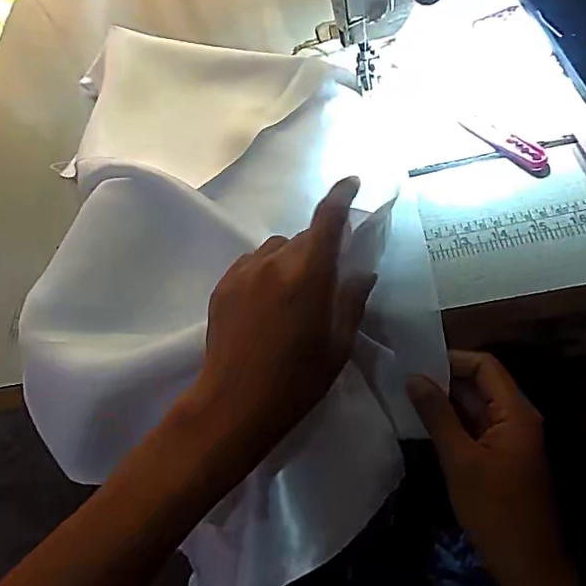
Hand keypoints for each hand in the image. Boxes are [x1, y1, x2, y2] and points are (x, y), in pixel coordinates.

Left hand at [180, 177, 377, 469]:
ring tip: (292, 295)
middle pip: (304, 236)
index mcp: (309, 274)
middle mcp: (275, 262)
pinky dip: (266, 271)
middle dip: (320, 247)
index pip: (327, 219)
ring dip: (290, 260)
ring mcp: (244, 271)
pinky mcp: (223, 285)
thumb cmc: (297, 380)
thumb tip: (362, 271)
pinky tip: (267, 304)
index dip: (341, 195)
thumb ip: (352, 300)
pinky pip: (252, 263)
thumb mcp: (337, 344)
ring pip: (276, 249)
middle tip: (325, 280)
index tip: (351, 182)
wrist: (234, 403)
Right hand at [409, 351, 571, 585]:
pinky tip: (425, 423)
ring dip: (447, 401)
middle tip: (405, 377)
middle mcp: (518, 418)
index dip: (452, 359)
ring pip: (477, 405)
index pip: (486, 366)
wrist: (527, 566)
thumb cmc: (494, 511)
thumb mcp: (460, 460)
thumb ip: (437, 415)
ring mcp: (512, 438)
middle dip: (445, 378)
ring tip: (408, 396)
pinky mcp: (503, 456)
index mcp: (516, 412)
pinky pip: (477, 426)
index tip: (417, 362)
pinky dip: (454, 422)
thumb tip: (414, 377)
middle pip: (482, 383)